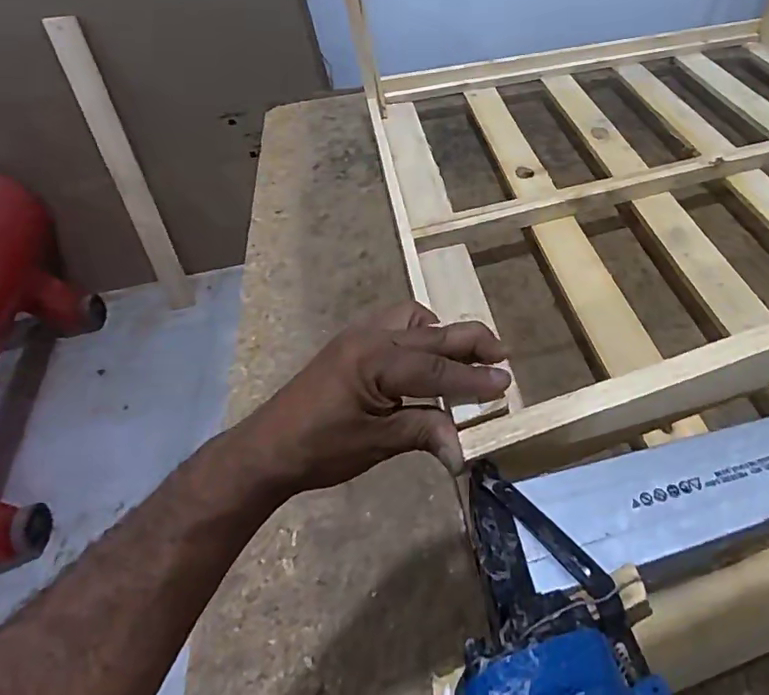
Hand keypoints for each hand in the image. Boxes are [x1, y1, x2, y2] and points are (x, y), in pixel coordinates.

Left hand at [228, 301, 510, 497]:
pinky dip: (420, 332)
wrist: (263, 450)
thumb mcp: (377, 443)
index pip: (438, 368)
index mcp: (377, 360)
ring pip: (416, 317)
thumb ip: (426, 434)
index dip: (474, 379)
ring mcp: (361, 334)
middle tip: (502, 356)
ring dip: (444, 333)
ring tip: (463, 356)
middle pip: (435, 334)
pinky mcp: (354, 341)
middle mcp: (373, 336)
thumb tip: (465, 451)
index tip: (505, 384)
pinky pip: (398, 322)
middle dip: (472, 343)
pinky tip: (423, 357)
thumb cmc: (319, 449)